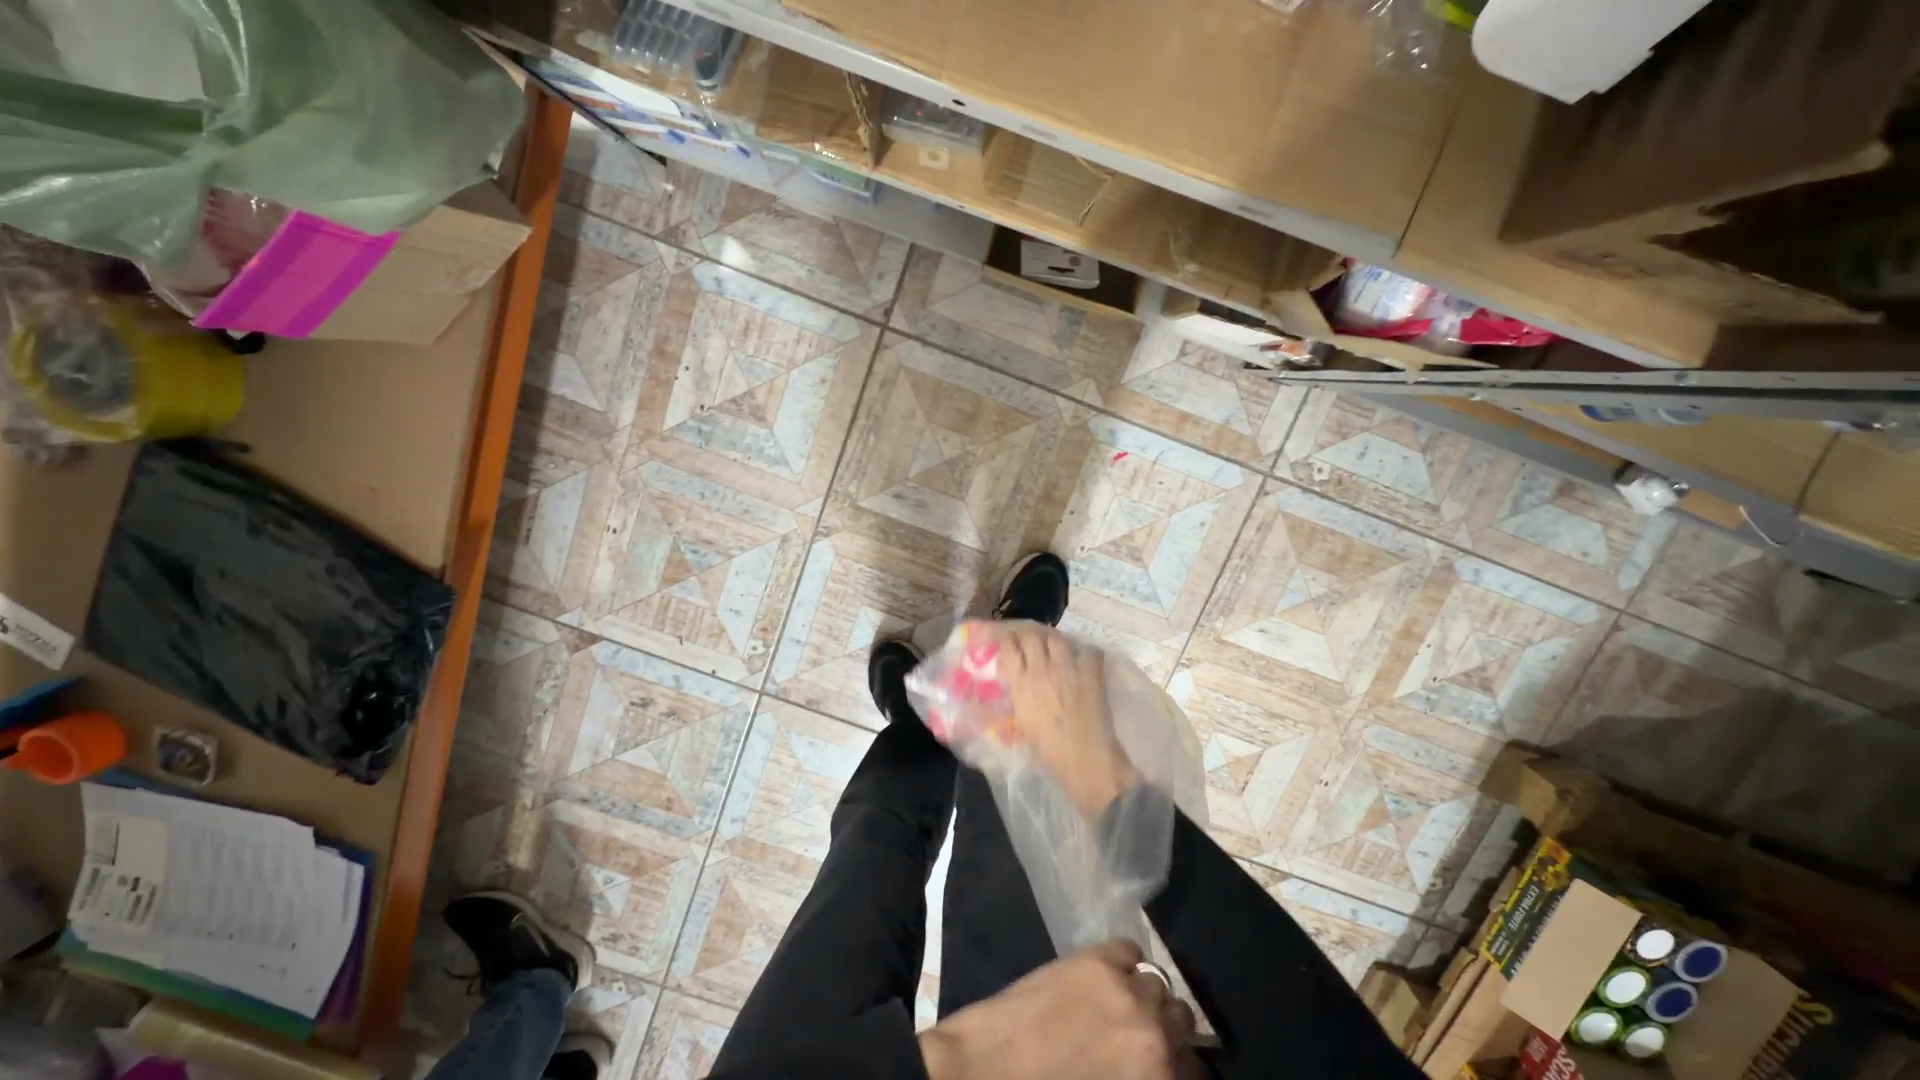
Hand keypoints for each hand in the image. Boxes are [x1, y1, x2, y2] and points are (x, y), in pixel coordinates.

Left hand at [919, 939, 1196, 1079]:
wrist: (985, 1073)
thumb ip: (1144, 1076)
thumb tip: (1158, 1063)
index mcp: (1158, 1074)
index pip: (1193, 1068)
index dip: (1179, 1068)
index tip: (1166, 1068)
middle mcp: (1155, 1031)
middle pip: (1183, 1021)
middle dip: (1167, 1032)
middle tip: (1142, 1041)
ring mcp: (1124, 990)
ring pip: (1160, 984)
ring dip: (1147, 997)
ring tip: (1123, 1006)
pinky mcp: (1094, 960)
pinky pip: (1129, 949)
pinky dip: (1124, 961)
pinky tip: (1108, 976)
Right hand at [972, 620, 1138, 814]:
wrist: (1084, 758)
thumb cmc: (1048, 750)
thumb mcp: (1022, 720)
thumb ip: (1019, 696)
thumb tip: (1019, 684)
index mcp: (1022, 684)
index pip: (1008, 647)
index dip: (1005, 640)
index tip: (1005, 641)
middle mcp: (1043, 669)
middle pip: (1031, 635)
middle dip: (1026, 634)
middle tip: (1027, 639)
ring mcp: (1069, 668)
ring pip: (1056, 638)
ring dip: (1051, 639)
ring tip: (1052, 645)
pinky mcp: (1092, 673)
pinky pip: (1087, 651)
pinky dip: (1083, 651)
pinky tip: (1081, 658)